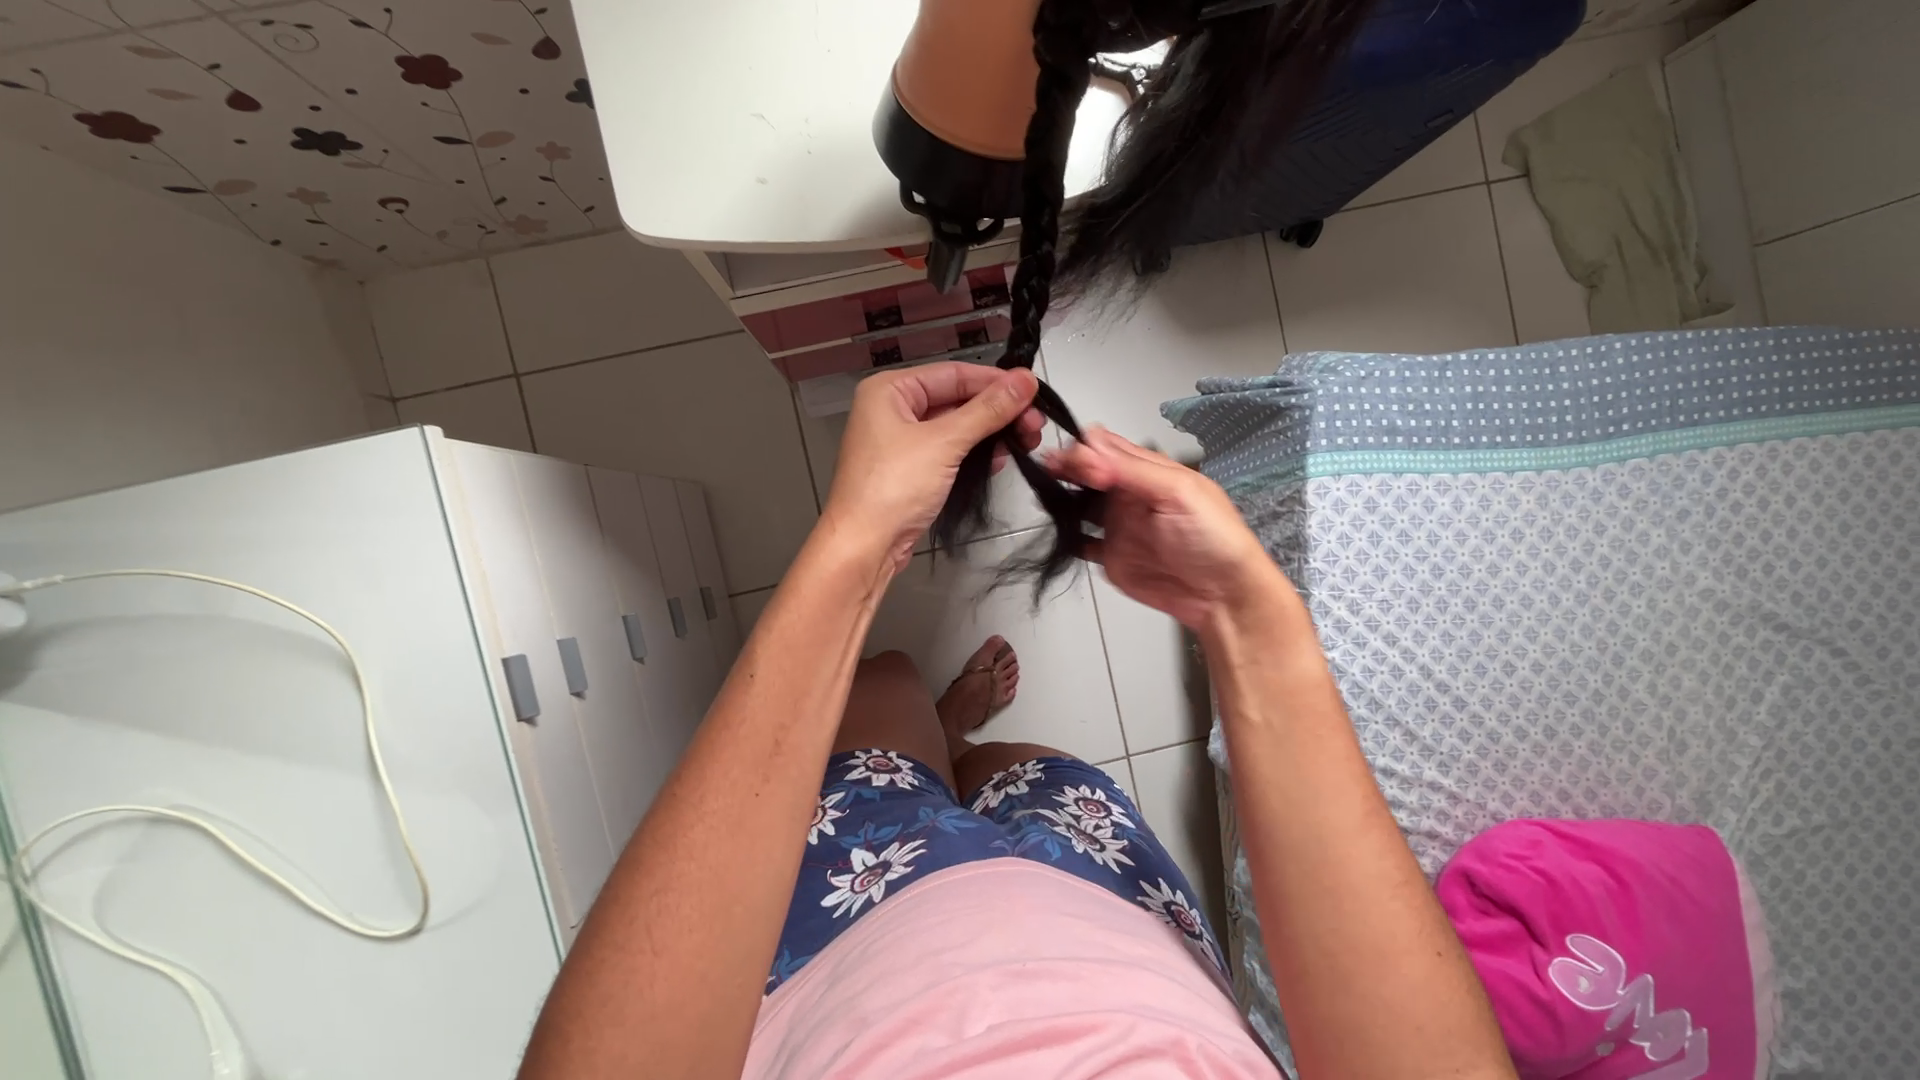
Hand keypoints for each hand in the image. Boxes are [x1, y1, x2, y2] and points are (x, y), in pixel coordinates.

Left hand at [822, 362, 1043, 572]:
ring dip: (991, 433)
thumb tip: (1026, 380)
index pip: (954, 374)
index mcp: (889, 390)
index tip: (1034, 390)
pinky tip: (1002, 458)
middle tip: (1036, 424)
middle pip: (957, 399)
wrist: (863, 547)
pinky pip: (950, 451)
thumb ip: (988, 410)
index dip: (996, 381)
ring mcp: (901, 442)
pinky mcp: (912, 470)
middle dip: (998, 411)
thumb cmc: (893, 488)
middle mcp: (893, 410)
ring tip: (1028, 441)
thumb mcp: (945, 442)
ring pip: (956, 427)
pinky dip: (975, 453)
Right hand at [1047, 428, 1293, 632]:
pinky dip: (1065, 537)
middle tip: (1046, 474)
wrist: (1223, 597)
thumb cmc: (1212, 538)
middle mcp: (1129, 495)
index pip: (1107, 448)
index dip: (1084, 450)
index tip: (1070, 462)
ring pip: (1079, 504)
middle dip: (1065, 468)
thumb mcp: (1178, 493)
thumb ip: (1131, 469)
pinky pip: (1080, 542)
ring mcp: (1118, 526)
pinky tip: (1056, 533)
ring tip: (1044, 498)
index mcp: (1149, 471)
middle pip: (1088, 473)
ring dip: (1061, 499)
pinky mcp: (1111, 557)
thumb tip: (1087, 445)